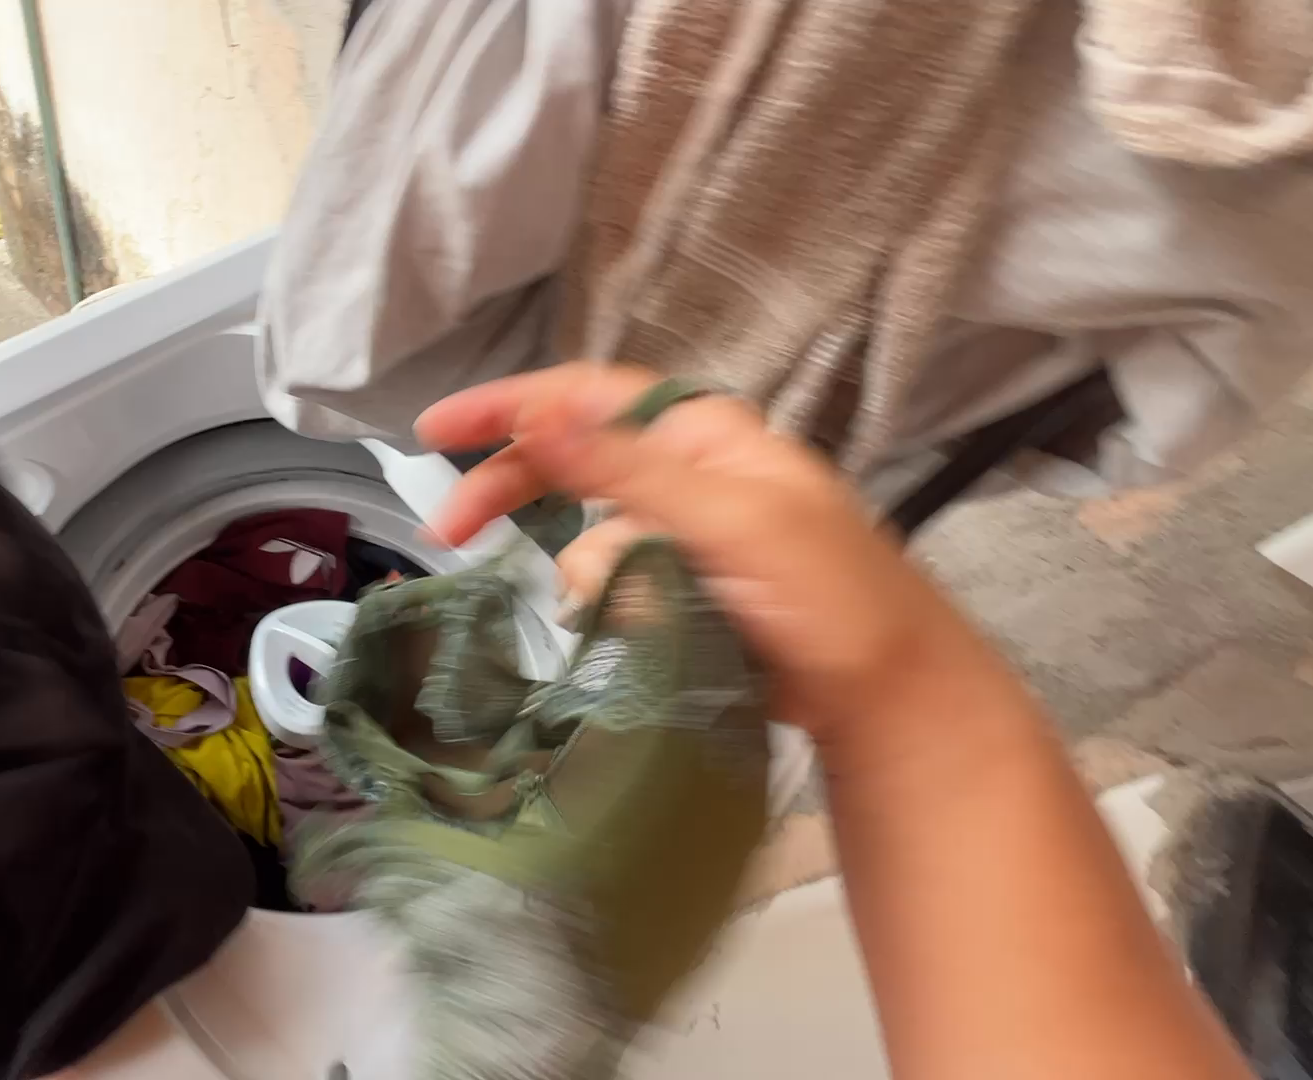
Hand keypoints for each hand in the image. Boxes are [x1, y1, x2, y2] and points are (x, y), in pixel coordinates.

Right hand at [416, 362, 1002, 742]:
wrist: (878, 693)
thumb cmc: (827, 595)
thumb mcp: (728, 521)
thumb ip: (628, 469)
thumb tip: (541, 415)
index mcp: (695, 432)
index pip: (580, 396)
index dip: (503, 406)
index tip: (434, 429)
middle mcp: (674, 467)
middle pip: (563, 462)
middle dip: (508, 493)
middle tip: (448, 533)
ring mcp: (666, 526)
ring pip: (579, 535)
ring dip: (586, 574)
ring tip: (635, 611)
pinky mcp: (662, 578)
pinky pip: (601, 579)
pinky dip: (602, 601)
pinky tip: (637, 624)